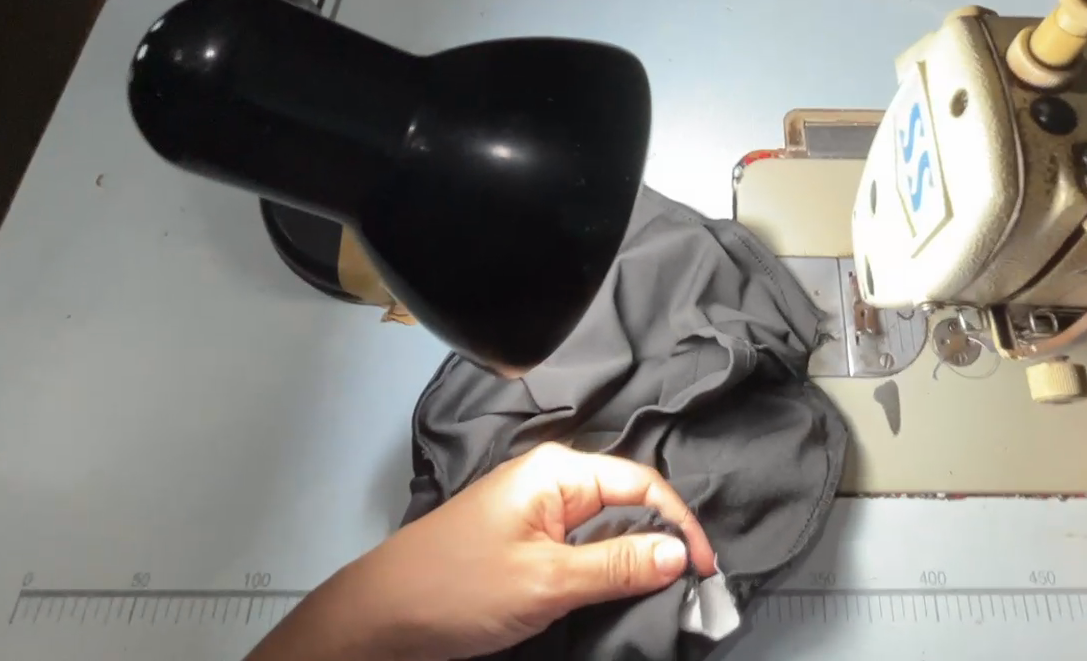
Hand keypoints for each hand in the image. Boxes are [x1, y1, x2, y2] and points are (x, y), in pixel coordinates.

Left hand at [247, 443, 715, 660]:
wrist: (380, 616)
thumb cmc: (462, 588)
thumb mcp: (546, 581)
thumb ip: (617, 564)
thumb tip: (681, 552)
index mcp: (560, 470)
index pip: (640, 483)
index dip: (678, 523)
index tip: (706, 571)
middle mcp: (554, 478)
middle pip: (627, 499)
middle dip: (662, 539)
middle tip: (693, 588)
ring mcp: (539, 507)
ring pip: (607, 524)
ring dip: (637, 555)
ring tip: (668, 592)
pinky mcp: (529, 537)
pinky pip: (583, 542)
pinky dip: (608, 565)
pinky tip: (623, 589)